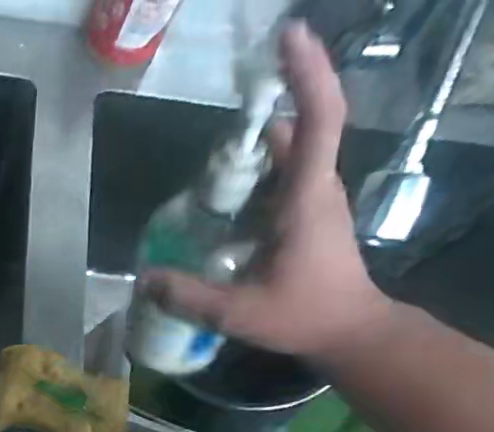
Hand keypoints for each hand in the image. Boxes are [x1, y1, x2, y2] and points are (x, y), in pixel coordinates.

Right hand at [142, 20, 398, 362]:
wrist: (350, 333)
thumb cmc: (304, 316)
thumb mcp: (238, 313)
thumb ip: (188, 296)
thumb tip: (144, 279)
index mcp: (307, 197)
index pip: (319, 116)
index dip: (307, 71)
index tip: (287, 35)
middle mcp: (317, 188)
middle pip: (297, 131)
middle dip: (260, 118)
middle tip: (214, 136)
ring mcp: (316, 202)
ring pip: (289, 157)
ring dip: (253, 154)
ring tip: (209, 176)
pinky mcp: (310, 218)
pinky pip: (283, 182)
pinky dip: (256, 180)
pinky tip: (224, 207)